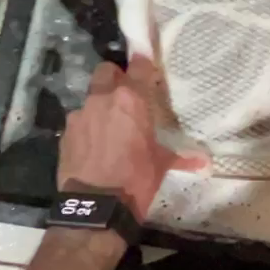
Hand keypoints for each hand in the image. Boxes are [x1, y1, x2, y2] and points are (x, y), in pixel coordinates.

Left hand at [57, 56, 205, 218]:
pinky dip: (89, 126)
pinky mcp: (65, 132)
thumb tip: (204, 161)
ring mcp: (80, 114)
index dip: (145, 63)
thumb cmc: (136, 179)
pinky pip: (80, 120)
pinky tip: (96, 144)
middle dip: (116, 78)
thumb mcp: (161, 164)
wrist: (95, 206)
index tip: (149, 65)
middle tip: (127, 95)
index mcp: (132, 100)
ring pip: (91, 97)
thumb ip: (181, 155)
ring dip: (101, 105)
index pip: (139, 66)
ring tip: (111, 126)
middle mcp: (103, 99)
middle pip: (106, 71)